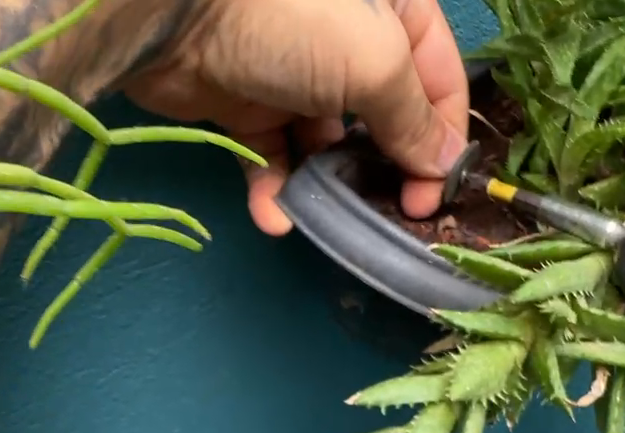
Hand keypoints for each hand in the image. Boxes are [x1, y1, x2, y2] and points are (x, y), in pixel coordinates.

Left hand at [124, 0, 468, 235]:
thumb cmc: (293, 19)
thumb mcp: (375, 62)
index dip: (441, 142)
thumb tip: (444, 164)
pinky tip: (274, 219)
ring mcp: (298, 79)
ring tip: (330, 217)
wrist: (179, 14)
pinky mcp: (251, 110)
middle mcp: (350, 44)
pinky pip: (274, 159)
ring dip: (329, 188)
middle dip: (387, 171)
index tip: (430, 198)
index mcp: (394, 14)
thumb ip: (414, 117)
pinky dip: (275, 191)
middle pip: (385, 120)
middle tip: (387, 216)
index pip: (439, 83)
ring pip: (329, 147)